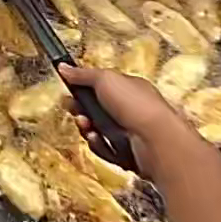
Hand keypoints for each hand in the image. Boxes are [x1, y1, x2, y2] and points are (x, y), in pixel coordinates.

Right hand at [59, 63, 193, 178]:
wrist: (157, 142)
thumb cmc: (134, 103)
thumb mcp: (105, 79)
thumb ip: (82, 74)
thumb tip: (63, 66)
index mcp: (128, 87)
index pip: (102, 85)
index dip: (84, 87)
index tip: (68, 89)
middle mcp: (130, 109)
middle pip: (97, 108)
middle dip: (81, 108)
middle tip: (72, 109)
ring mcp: (130, 133)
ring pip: (99, 130)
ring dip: (87, 127)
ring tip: (85, 125)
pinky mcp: (128, 155)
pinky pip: (106, 149)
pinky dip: (99, 145)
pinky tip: (96, 139)